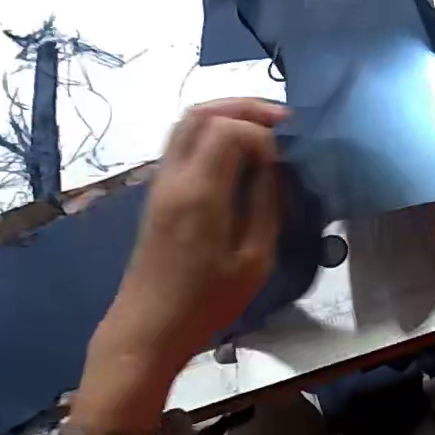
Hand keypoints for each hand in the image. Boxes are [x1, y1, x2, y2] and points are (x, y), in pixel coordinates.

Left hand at [94, 99, 286, 378]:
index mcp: (200, 193)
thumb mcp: (254, 260)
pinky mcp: (158, 193)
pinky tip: (238, 151)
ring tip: (263, 127)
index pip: (228, 130)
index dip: (262, 132)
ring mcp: (161, 182)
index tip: (285, 156)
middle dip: (244, 107)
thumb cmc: (207, 302)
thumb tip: (274, 167)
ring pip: (187, 123)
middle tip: (282, 118)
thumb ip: (266, 205)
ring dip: (227, 115)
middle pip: (201, 113)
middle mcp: (175, 177)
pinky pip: (183, 142)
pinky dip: (212, 132)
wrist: (149, 327)